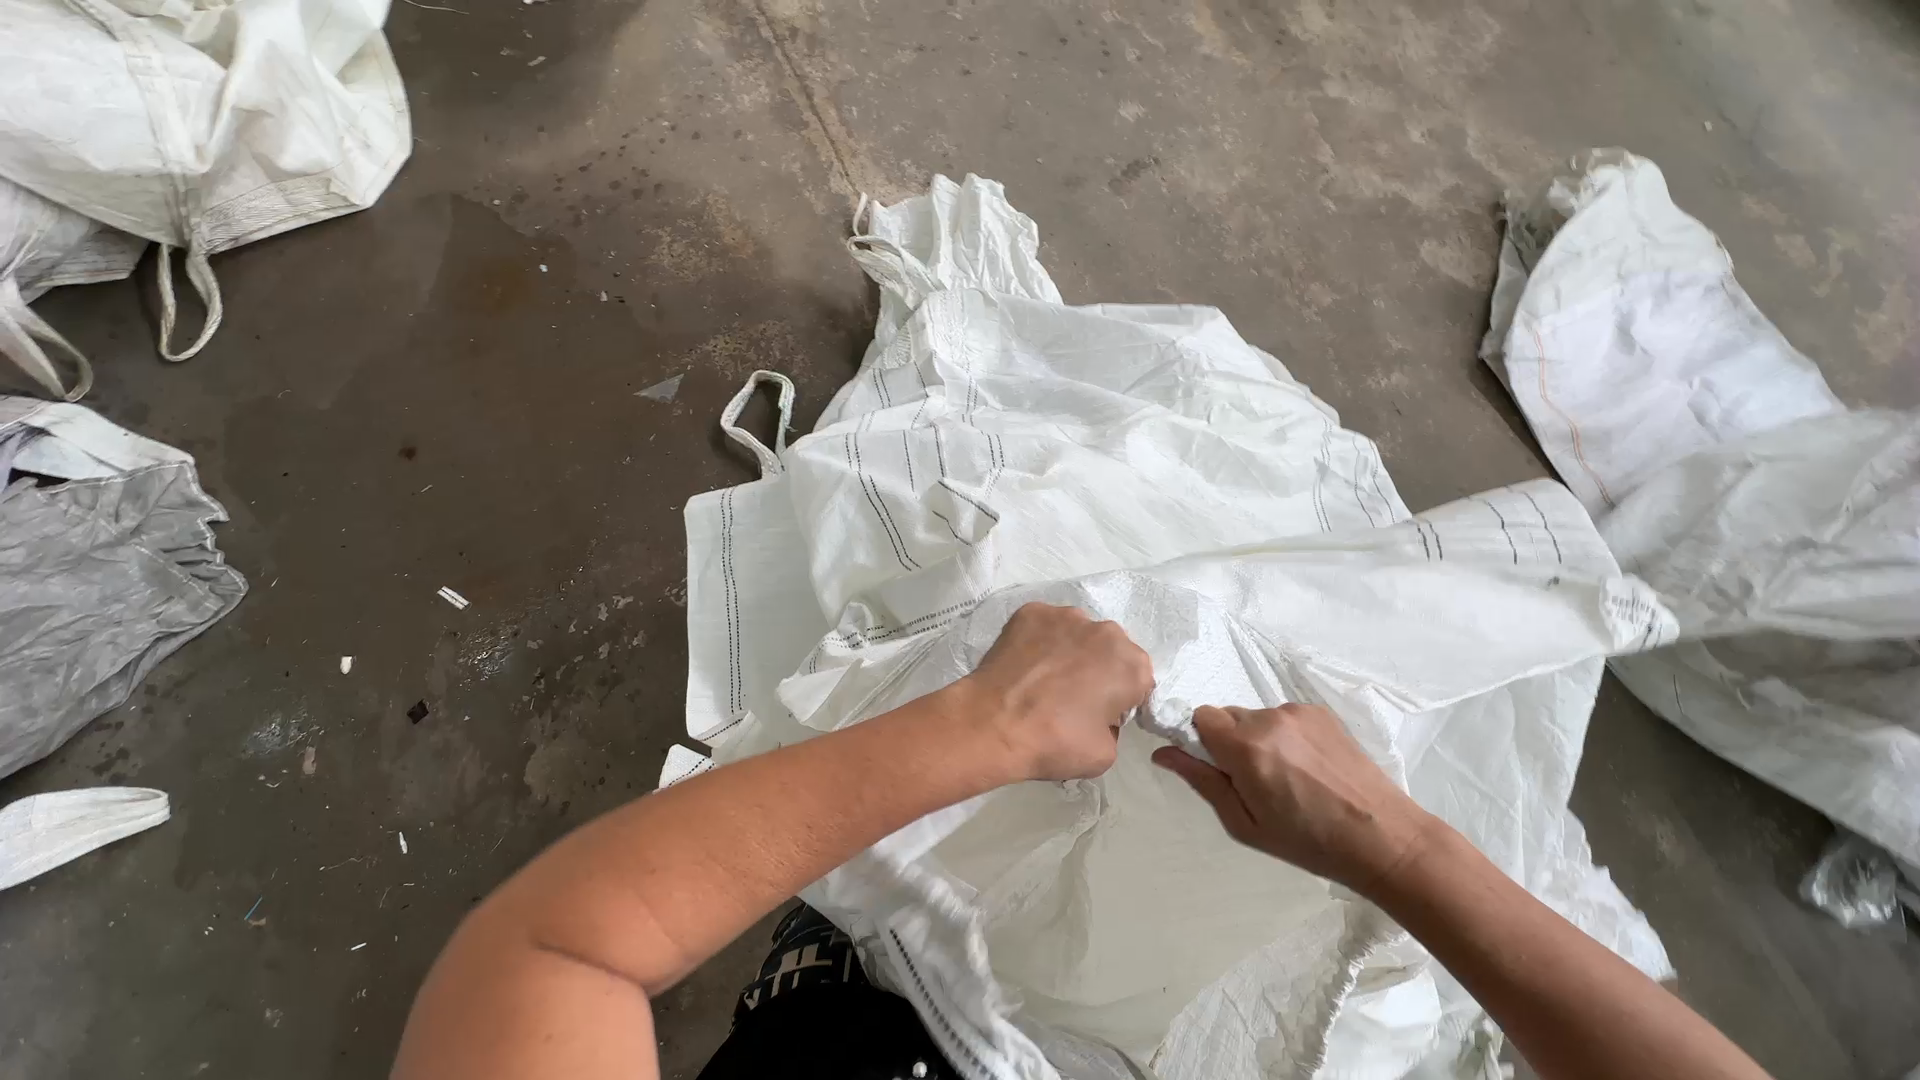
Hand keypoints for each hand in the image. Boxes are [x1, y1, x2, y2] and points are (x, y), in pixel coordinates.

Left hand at [949, 602, 1153, 781]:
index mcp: (1132, 665)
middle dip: (1097, 669)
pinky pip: (1044, 627)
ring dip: (1069, 651)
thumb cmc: (1055, 742)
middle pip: (1109, 651)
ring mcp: (1065, 616)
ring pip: (1077, 634)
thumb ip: (1113, 728)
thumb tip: (1097, 715)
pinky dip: (1038, 641)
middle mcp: (1105, 631)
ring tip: (1042, 680)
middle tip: (1070, 697)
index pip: (1137, 681)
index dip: (1120, 700)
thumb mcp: (1105, 755)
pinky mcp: (1030, 612)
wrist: (993, 724)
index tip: (1099, 715)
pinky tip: (1024, 665)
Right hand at [1151, 704, 1440, 895]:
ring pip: (1256, 717)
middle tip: (1254, 782)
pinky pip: (1284, 717)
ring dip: (1258, 739)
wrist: (1383, 837)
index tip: (1217, 768)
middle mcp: (1269, 719)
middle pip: (1227, 716)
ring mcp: (1298, 712)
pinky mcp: (1322, 713)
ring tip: (1288, 778)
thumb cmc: (1307, 842)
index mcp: (1245, 747)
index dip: (1202, 741)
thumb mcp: (1243, 823)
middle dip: (1230, 742)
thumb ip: (1201, 781)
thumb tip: (1162, 752)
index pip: (1199, 717)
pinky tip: (1308, 768)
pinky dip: (1285, 736)